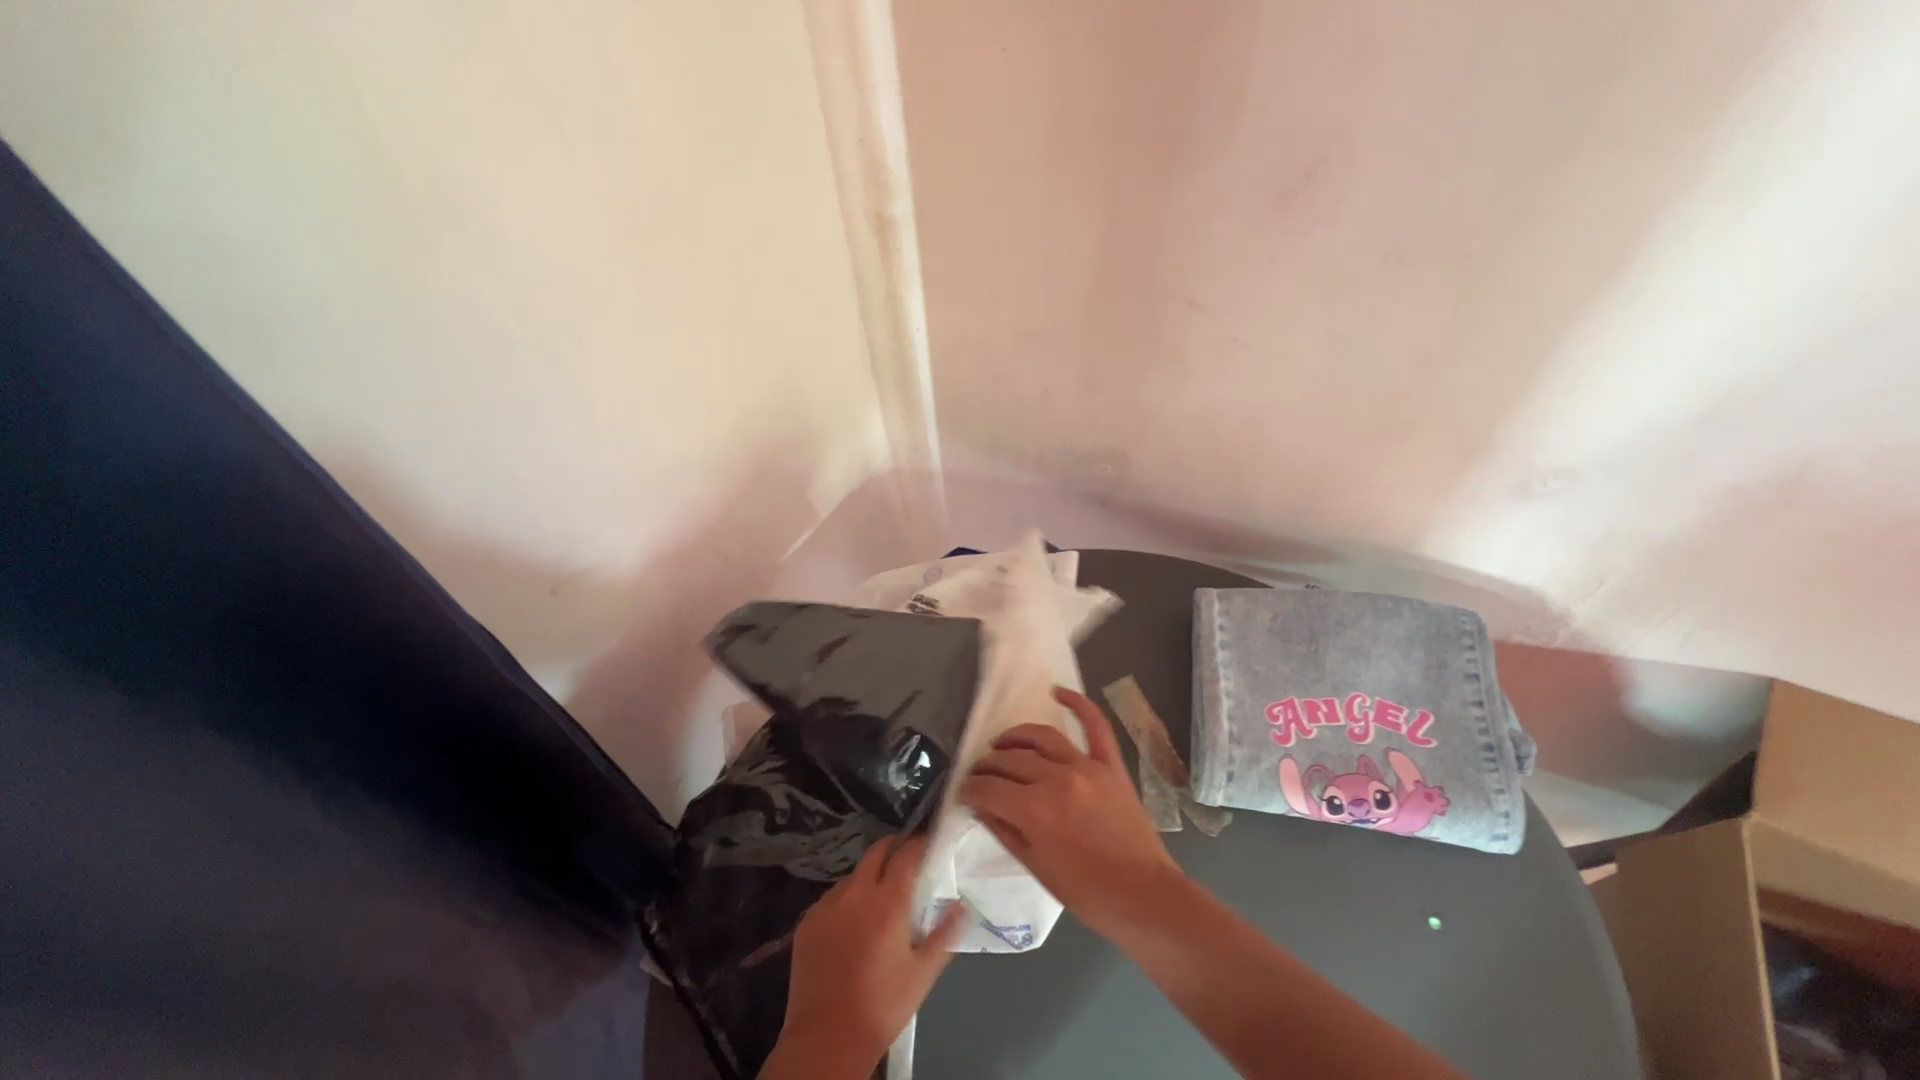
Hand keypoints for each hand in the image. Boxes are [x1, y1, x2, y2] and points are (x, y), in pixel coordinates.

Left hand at [761, 834, 966, 1078]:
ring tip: (880, 901)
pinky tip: (852, 925)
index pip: (907, 853)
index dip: (920, 844)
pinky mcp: (806, 922)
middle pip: (877, 851)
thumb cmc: (883, 1005)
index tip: (930, 845)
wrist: (827, 1037)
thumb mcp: (924, 972)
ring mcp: (826, 905)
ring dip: (869, 877)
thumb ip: (945, 932)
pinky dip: (846, 901)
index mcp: (888, 902)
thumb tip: (962, 905)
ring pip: (853, 875)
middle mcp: (855, 894)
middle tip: (908, 862)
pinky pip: (831, 898)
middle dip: (894, 849)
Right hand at [958, 686, 1183, 938]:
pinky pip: (1096, 726)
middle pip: (1010, 761)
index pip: (988, 789)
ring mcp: (1087, 768)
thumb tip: (980, 807)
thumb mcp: (1036, 867)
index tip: (963, 793)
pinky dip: (1079, 704)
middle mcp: (1057, 780)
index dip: (969, 790)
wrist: (1143, 896)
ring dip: (1016, 737)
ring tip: (1002, 745)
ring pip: (1042, 737)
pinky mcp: (1111, 766)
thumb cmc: (1086, 892)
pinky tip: (1059, 692)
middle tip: (978, 775)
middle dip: (986, 767)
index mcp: (1035, 811)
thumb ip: (1005, 830)